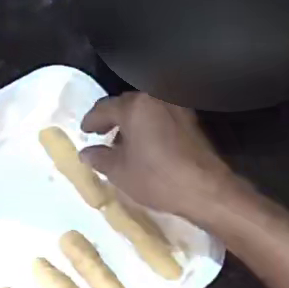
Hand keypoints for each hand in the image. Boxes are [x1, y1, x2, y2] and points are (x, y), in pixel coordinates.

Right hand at [79, 92, 239, 221]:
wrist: (204, 189)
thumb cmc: (156, 178)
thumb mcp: (119, 171)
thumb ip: (99, 157)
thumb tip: (86, 153)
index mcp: (135, 106)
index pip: (104, 108)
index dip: (91, 121)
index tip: (84, 131)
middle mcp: (156, 99)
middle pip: (126, 104)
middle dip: (112, 119)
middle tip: (101, 134)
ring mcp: (176, 107)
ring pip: (145, 110)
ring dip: (131, 123)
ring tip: (123, 143)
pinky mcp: (190, 120)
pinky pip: (161, 117)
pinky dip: (149, 126)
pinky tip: (144, 145)